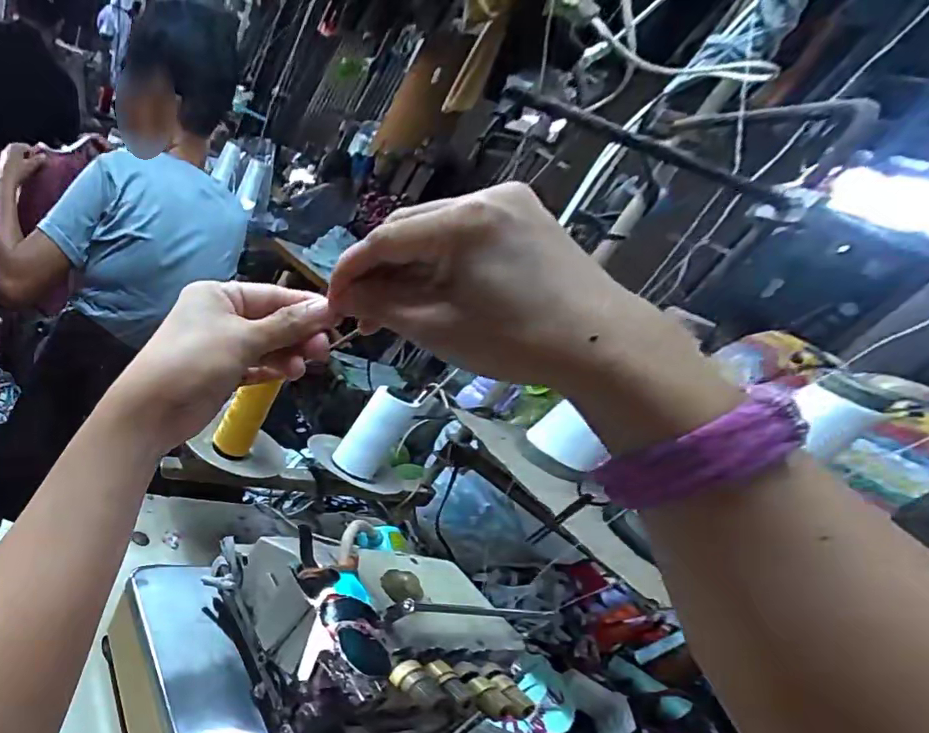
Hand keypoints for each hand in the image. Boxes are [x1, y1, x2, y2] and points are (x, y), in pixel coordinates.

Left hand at [0, 143, 45, 187]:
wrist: (5, 184)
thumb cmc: (19, 173)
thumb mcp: (31, 166)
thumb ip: (39, 160)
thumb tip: (45, 156)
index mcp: (15, 145)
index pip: (29, 148)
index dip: (34, 156)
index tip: (37, 164)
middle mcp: (8, 147)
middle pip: (22, 152)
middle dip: (27, 159)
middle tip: (31, 169)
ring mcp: (3, 155)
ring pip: (16, 158)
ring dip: (21, 163)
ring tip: (25, 172)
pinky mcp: (0, 163)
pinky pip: (11, 163)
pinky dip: (15, 166)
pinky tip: (18, 174)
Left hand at [100, 282, 336, 455]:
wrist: (150, 410)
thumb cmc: (194, 362)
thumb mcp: (242, 339)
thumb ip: (285, 325)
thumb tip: (325, 308)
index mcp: (218, 295)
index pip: (271, 295)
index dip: (303, 307)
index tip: (335, 318)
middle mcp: (218, 316)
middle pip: (269, 321)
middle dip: (297, 335)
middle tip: (323, 351)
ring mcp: (218, 347)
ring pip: (263, 346)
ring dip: (285, 355)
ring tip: (304, 367)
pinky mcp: (219, 375)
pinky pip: (252, 367)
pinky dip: (270, 369)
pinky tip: (288, 374)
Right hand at [327, 183, 693, 393]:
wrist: (597, 341)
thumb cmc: (512, 339)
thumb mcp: (434, 326)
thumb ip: (380, 306)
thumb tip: (342, 298)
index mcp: (462, 220)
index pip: (383, 238)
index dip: (349, 271)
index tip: (331, 303)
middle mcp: (484, 196)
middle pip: (405, 228)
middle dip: (376, 269)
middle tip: (361, 312)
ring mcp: (507, 203)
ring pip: (431, 230)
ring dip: (404, 266)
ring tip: (392, 308)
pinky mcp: (522, 217)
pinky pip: (460, 233)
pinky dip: (435, 260)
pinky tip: (428, 290)